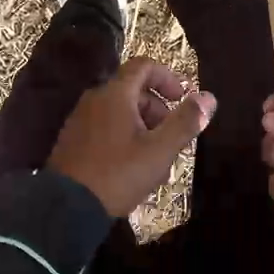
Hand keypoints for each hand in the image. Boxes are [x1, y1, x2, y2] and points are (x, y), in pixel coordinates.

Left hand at [47, 57, 216, 216]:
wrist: (65, 207)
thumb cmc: (117, 174)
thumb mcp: (158, 151)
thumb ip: (184, 122)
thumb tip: (208, 97)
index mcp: (115, 93)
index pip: (144, 66)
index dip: (167, 77)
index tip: (183, 98)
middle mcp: (95, 98)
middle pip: (133, 90)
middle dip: (158, 110)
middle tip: (173, 139)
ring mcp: (80, 119)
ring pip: (120, 112)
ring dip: (143, 128)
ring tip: (157, 161)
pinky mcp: (72, 140)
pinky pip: (105, 127)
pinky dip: (124, 137)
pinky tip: (132, 169)